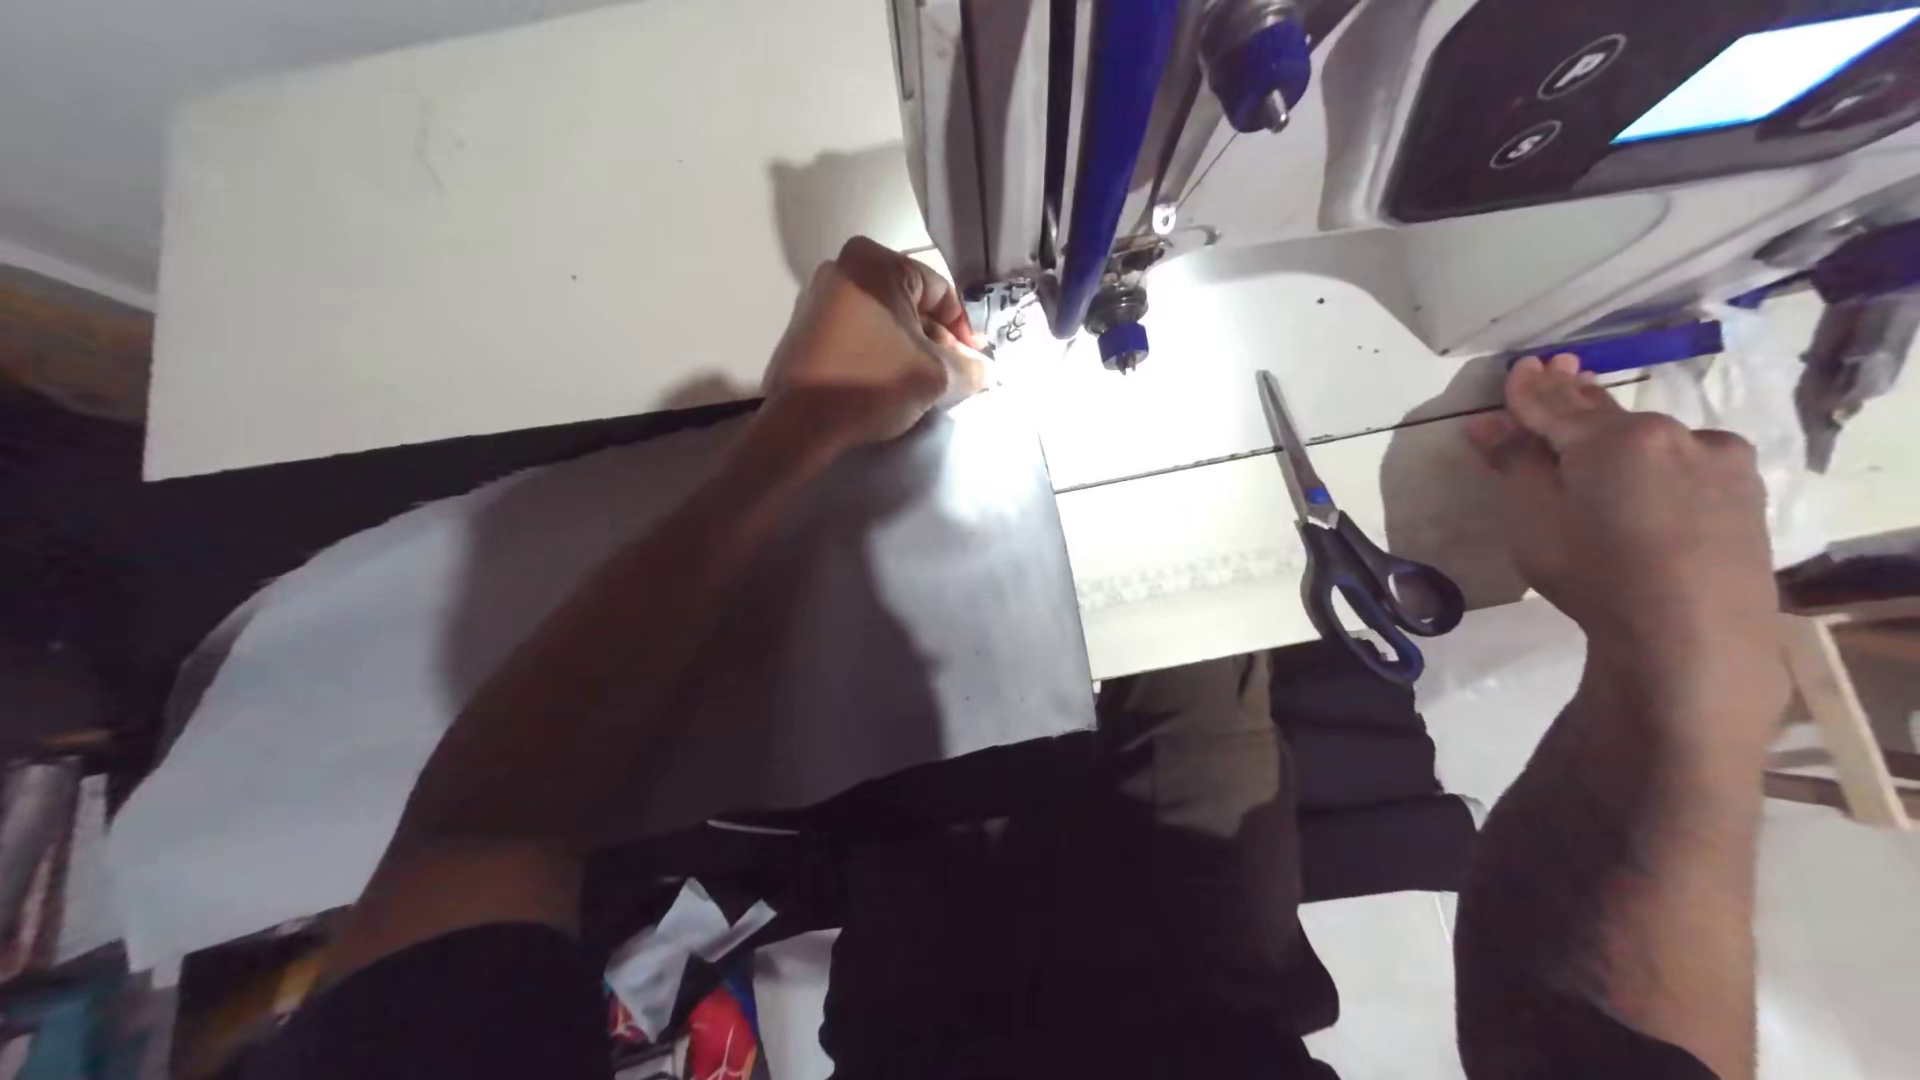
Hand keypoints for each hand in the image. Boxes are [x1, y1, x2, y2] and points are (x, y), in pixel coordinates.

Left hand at [761, 236, 988, 453]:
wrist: (802, 422)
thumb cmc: (874, 381)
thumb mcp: (935, 376)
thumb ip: (970, 368)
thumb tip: (989, 371)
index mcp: (875, 263)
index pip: (939, 291)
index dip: (963, 329)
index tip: (974, 361)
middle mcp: (842, 268)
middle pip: (910, 304)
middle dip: (937, 340)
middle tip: (954, 375)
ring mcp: (818, 299)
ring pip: (885, 321)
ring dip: (911, 349)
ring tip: (926, 384)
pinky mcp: (805, 330)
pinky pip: (859, 333)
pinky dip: (882, 352)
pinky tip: (891, 382)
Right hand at [1465, 356, 1785, 712]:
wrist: (1691, 632)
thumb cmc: (1591, 569)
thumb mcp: (1531, 516)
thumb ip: (1514, 462)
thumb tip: (1486, 423)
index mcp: (1616, 436)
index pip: (1556, 404)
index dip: (1529, 388)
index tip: (1518, 366)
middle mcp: (1676, 434)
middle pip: (1606, 412)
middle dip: (1575, 393)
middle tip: (1559, 368)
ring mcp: (1719, 461)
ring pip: (1650, 436)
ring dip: (1615, 428)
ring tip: (1595, 421)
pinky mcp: (1743, 492)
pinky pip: (1684, 459)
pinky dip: (1653, 456)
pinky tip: (1644, 469)